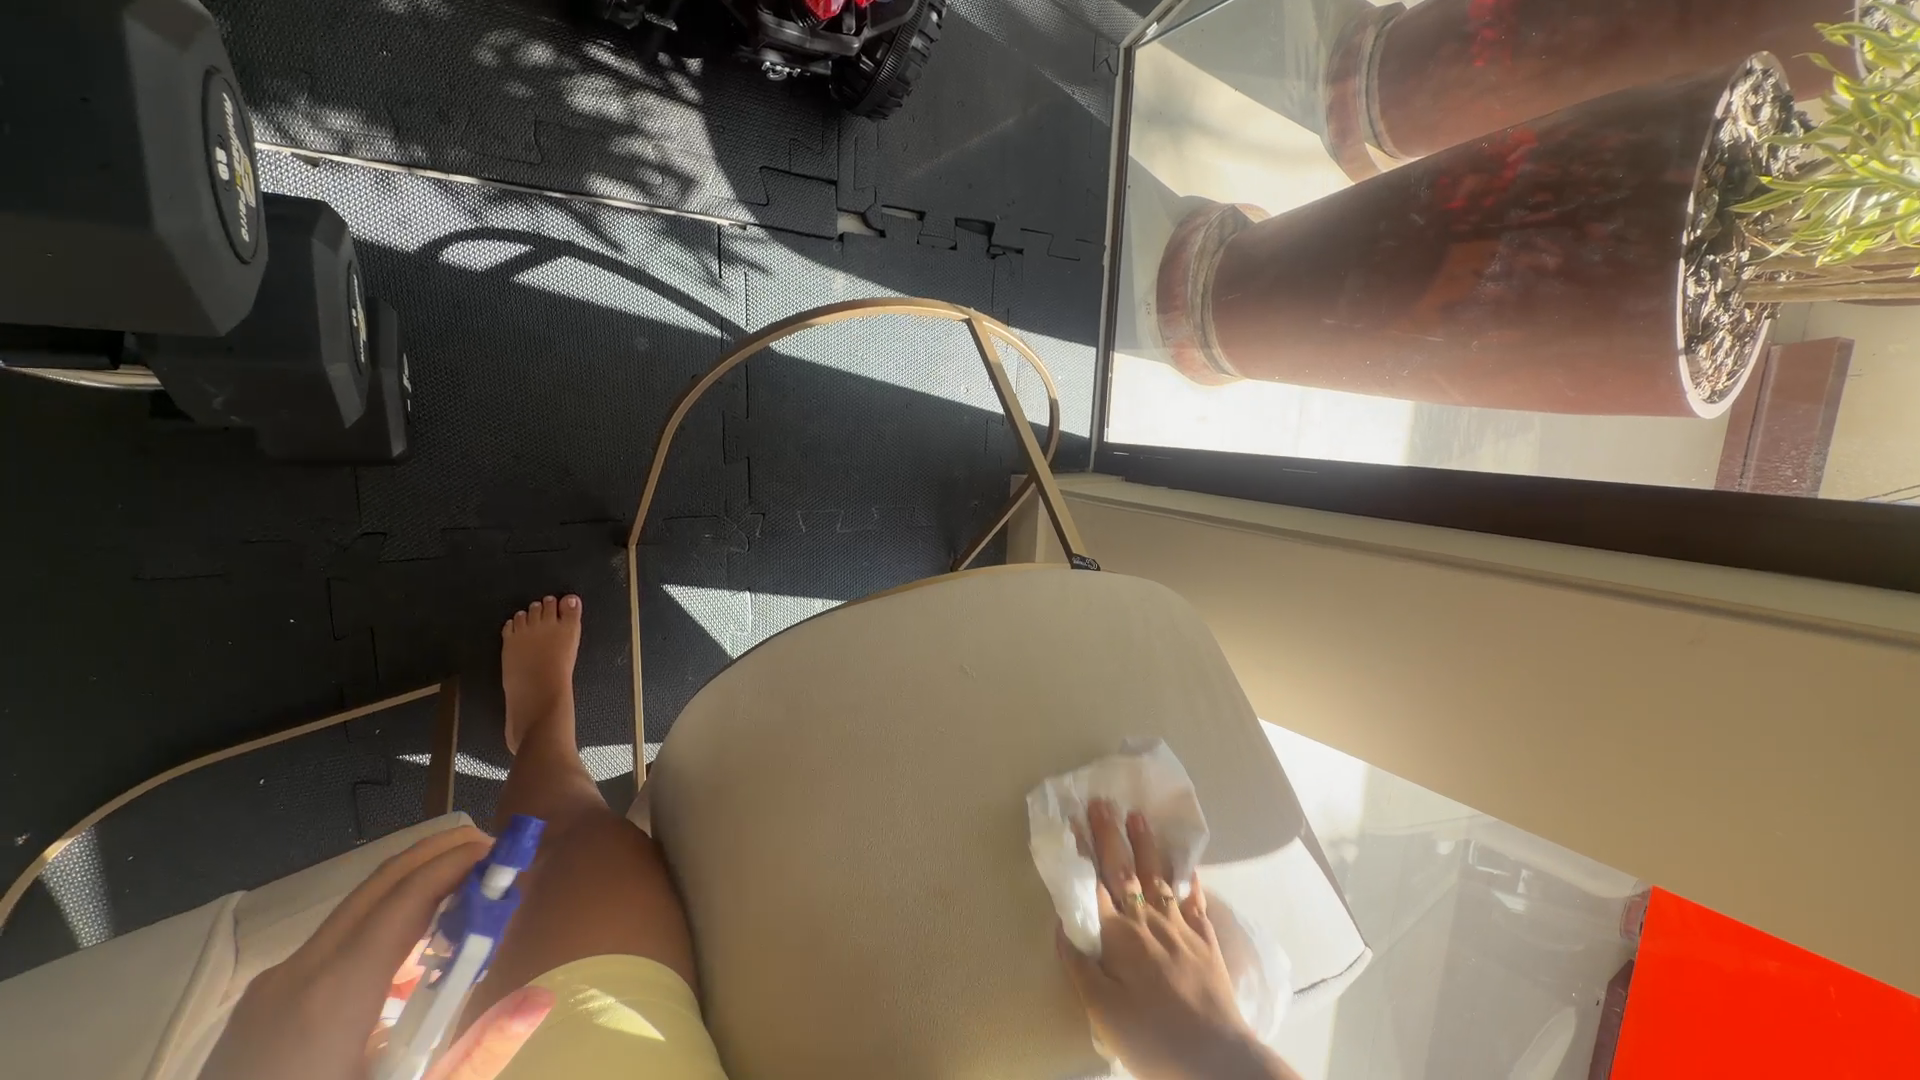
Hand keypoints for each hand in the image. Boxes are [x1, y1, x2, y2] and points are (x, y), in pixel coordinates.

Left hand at [201, 826, 553, 1079]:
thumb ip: (476, 1053)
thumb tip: (541, 995)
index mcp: (333, 996)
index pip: (407, 895)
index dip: (461, 862)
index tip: (511, 853)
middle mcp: (296, 975)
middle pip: (380, 886)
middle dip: (442, 857)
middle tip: (500, 859)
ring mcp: (269, 990)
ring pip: (356, 911)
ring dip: (416, 892)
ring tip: (472, 908)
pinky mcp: (258, 1009)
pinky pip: (334, 944)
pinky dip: (385, 928)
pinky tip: (413, 969)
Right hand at [1056, 800, 1298, 1079]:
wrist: (1216, 1059)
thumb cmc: (1151, 1035)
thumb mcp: (1102, 1009)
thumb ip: (1080, 964)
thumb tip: (1063, 924)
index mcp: (1118, 936)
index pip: (1095, 882)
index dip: (1083, 849)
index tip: (1074, 817)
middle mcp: (1148, 921)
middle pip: (1126, 870)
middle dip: (1111, 834)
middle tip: (1102, 801)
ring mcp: (1181, 928)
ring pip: (1159, 876)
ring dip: (1147, 844)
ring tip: (1139, 816)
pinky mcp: (1206, 942)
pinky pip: (1194, 901)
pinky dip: (1188, 879)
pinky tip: (1186, 864)